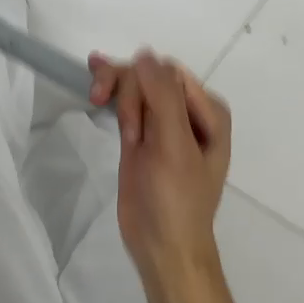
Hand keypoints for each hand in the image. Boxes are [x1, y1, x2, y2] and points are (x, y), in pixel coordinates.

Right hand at [91, 51, 232, 285]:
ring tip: (98, 103)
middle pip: (148, 76)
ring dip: (116, 91)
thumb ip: (162, 97)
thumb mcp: (174, 145)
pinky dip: (110, 93)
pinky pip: (125, 104)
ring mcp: (162, 124)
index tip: (123, 110)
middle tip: (114, 118)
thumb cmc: (176, 199)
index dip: (142, 82)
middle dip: (127, 89)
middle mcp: (187, 112)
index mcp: (208, 111)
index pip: (168, 73)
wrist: (163, 248)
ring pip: (134, 86)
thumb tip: (144, 54)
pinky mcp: (140, 137)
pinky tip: (94, 84)